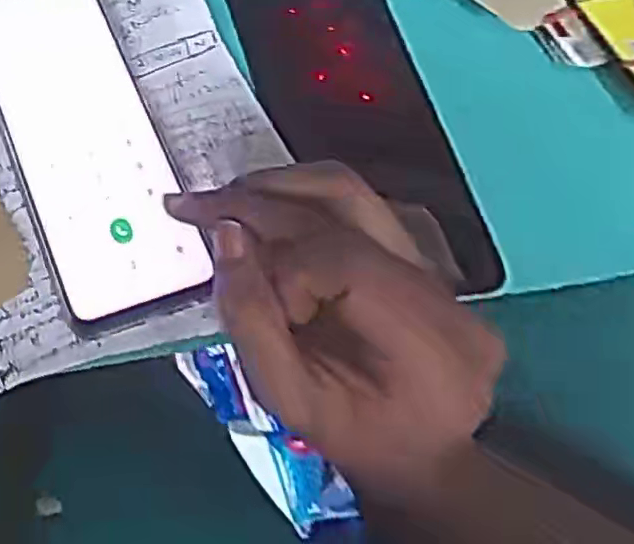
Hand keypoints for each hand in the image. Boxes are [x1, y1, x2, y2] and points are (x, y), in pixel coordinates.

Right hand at [164, 162, 504, 499]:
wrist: (408, 446)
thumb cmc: (347, 430)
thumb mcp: (285, 395)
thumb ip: (249, 317)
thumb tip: (225, 232)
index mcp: (430, 341)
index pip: (342, 261)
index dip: (283, 269)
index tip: (263, 303)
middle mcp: (442, 291)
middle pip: (339, 204)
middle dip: (253, 204)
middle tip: (191, 208)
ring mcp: (431, 265)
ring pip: (342, 187)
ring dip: (271, 188)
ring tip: (221, 204)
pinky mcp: (408, 250)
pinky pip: (345, 200)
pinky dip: (291, 199)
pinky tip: (258, 217)